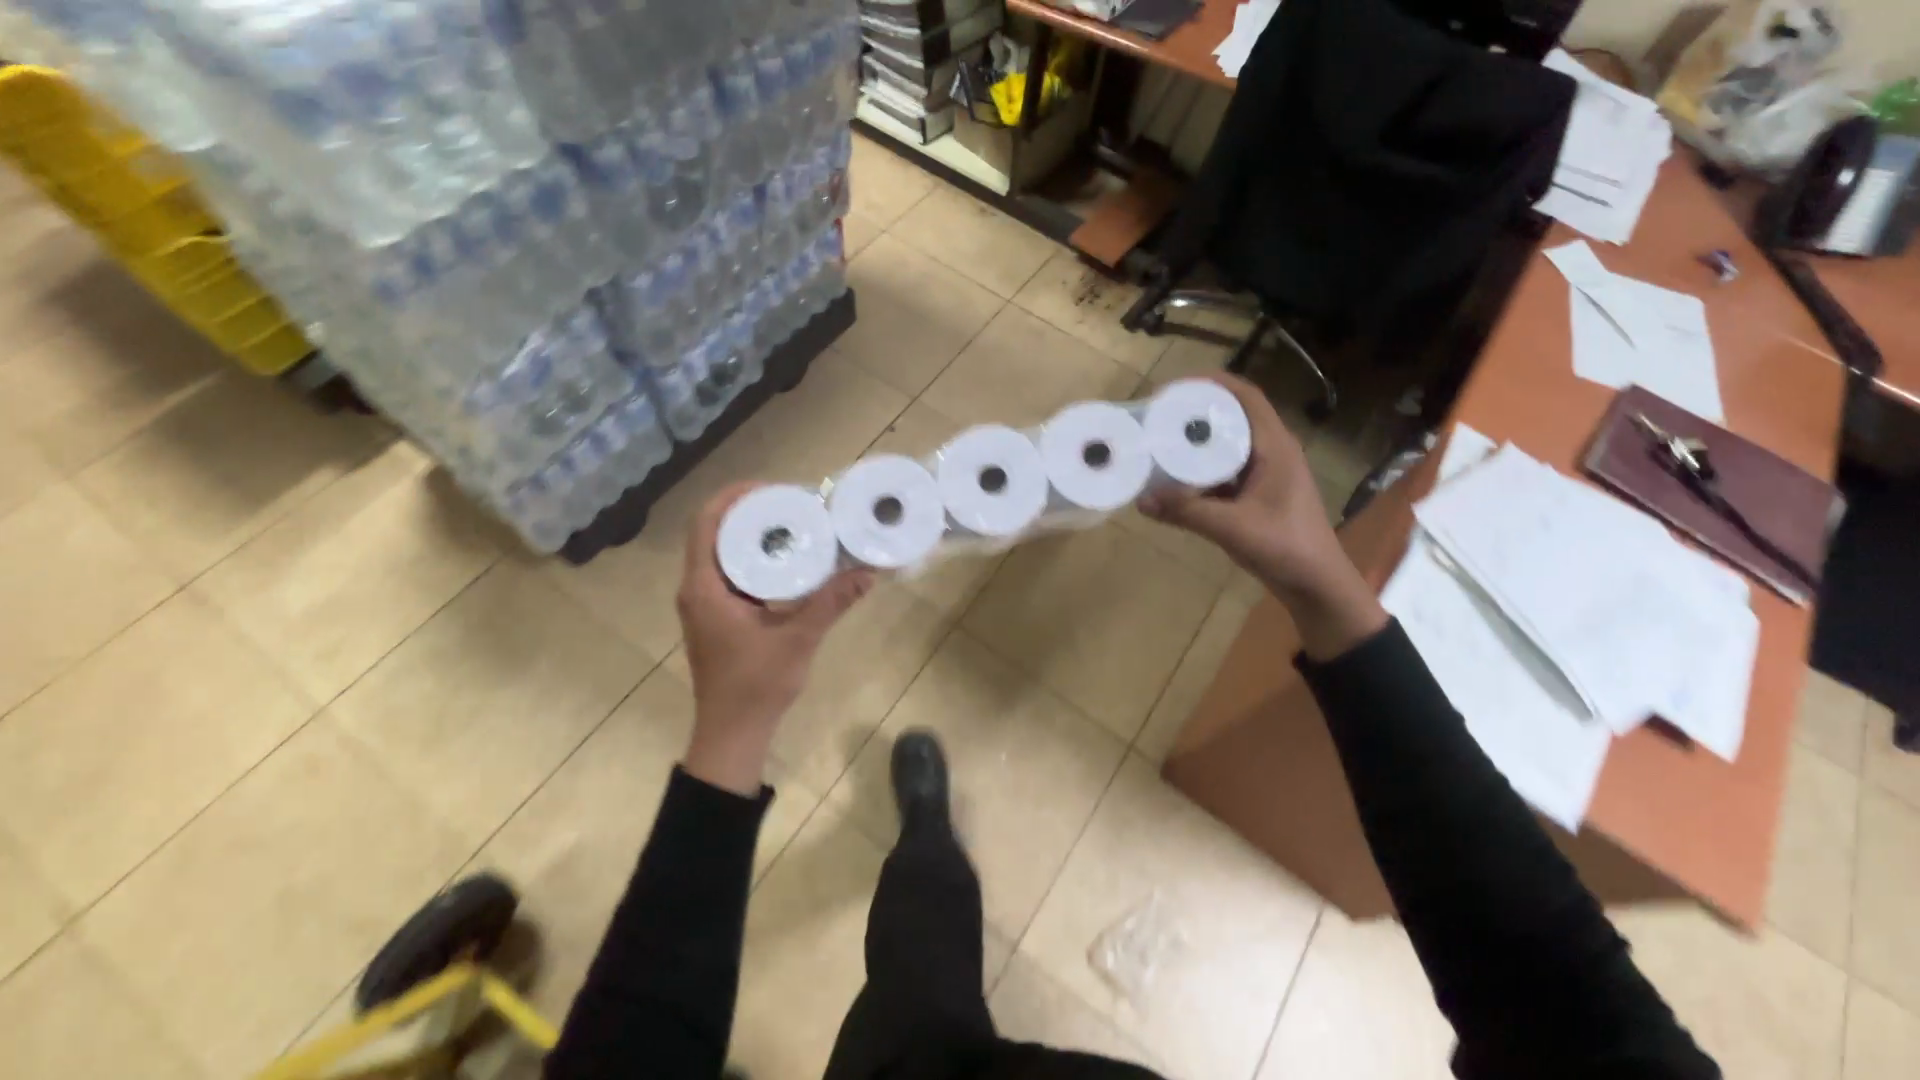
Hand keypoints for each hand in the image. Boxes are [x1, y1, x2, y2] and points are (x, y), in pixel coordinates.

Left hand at [677, 483, 873, 794]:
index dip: (734, 497)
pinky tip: (785, 560)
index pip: (706, 523)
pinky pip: (728, 573)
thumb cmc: (756, 686)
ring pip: (719, 552)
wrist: (732, 733)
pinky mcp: (715, 617)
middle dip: (749, 511)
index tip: (772, 488)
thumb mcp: (798, 640)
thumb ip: (831, 602)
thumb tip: (869, 572)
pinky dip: (751, 558)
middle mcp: (696, 589)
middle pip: (713, 532)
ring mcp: (703, 604)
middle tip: (791, 502)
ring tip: (791, 523)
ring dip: (749, 534)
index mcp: (704, 588)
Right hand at [1137, 373, 1386, 658]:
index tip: (1172, 389)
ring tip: (1161, 442)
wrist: (1317, 585)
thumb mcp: (1232, 528)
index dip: (1211, 384)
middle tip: (1158, 417)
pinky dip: (1202, 469)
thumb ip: (1186, 513)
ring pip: (1228, 444)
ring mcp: (1266, 473)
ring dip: (1197, 441)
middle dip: (1196, 412)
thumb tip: (1141, 501)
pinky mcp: (1258, 493)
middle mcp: (1272, 451)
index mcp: (1275, 447)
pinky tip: (1175, 478)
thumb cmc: (1286, 548)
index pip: (1246, 396)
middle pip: (1233, 416)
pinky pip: (1226, 469)